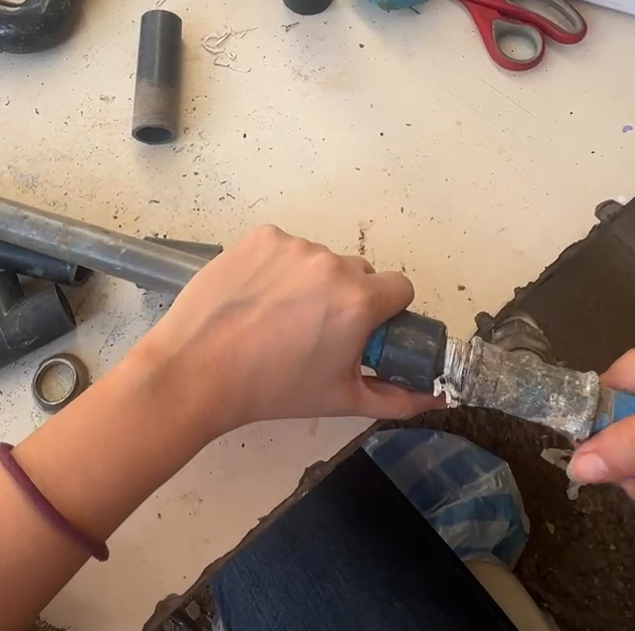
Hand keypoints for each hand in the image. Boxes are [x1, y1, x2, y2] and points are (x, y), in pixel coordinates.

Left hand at [131, 225, 442, 439]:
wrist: (196, 370)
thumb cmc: (274, 390)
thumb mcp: (340, 398)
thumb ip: (398, 398)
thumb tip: (438, 400)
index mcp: (359, 300)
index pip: (399, 287)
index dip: (386, 310)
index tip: (362, 330)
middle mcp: (331, 263)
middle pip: (358, 272)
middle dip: (347, 296)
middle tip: (314, 329)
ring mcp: (293, 244)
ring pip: (319, 259)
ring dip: (310, 281)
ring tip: (276, 316)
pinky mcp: (260, 235)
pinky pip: (285, 247)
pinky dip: (278, 266)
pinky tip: (255, 294)